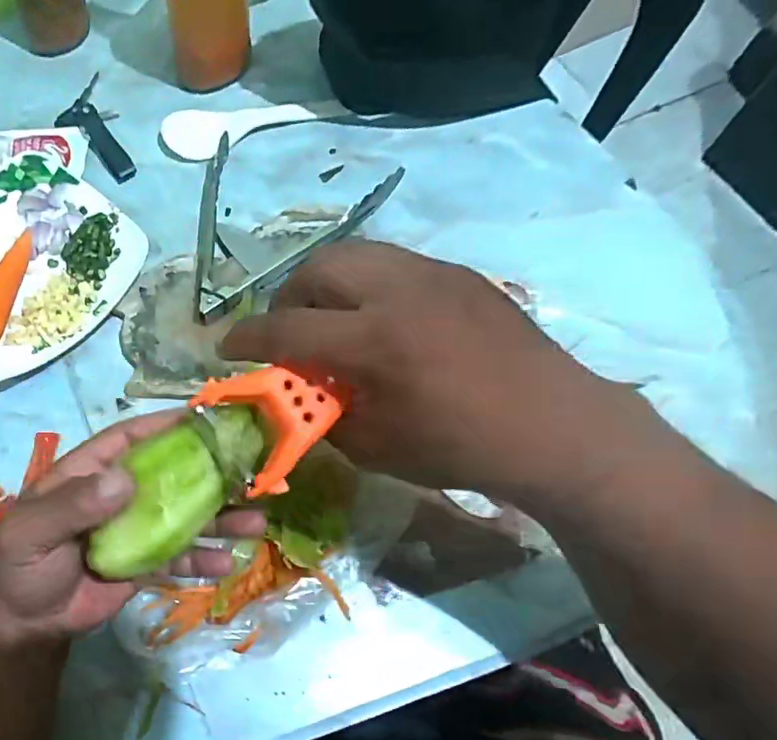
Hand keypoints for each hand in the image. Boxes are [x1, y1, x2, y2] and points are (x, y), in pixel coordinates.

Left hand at [0, 411, 263, 645]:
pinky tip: (227, 562)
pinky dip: (203, 559)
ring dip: (220, 519)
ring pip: (185, 518)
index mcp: (88, 475)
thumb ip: (73, 505)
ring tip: (255, 522)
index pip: (130, 440)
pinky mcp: (146, 563)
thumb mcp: (34, 532)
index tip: (205, 419)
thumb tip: (125, 479)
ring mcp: (136, 530)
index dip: (165, 427)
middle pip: (171, 477)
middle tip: (251, 475)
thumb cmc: (23, 567)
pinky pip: (180, 557)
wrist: (29, 622)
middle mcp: (119, 496)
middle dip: (211, 475)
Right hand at [219, 239, 653, 499]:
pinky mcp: (461, 275)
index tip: (227, 347)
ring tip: (331, 321)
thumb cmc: (460, 448)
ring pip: (357, 253)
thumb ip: (326, 417)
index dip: (247, 338)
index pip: (287, 328)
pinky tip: (381, 321)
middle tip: (287, 333)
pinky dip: (368, 285)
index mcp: (373, 341)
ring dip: (327, 284)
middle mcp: (398, 290)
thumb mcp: (378, 448)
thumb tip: (298, 398)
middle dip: (287, 298)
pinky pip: (395, 263)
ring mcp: (434, 274)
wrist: (549, 425)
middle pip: (317, 267)